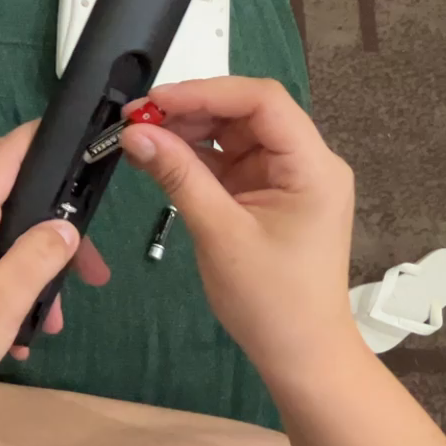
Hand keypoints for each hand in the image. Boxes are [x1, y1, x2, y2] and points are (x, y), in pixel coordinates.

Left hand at [0, 122, 103, 405]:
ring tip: (51, 319)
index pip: (2, 158)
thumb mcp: (4, 299)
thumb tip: (66, 228)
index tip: (69, 131)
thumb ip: (39, 255)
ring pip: (2, 243)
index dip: (34, 138)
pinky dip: (9, 289)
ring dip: (33, 274)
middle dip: (55, 237)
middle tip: (91, 273)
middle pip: (12, 208)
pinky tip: (20, 331)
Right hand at [118, 77, 359, 379]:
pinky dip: (191, 157)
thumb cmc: (270, 299)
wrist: (298, 353)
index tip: (155, 103)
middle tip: (136, 119)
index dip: (206, 92)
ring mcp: (281, 176)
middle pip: (244, 112)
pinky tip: (156, 156)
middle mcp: (302, 161)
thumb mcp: (219, 232)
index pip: (261, 101)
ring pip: (230, 133)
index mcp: (311, 165)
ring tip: (139, 136)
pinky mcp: (262, 192)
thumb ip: (177, 176)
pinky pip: (224, 160)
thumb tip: (134, 133)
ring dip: (185, 132)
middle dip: (189, 110)